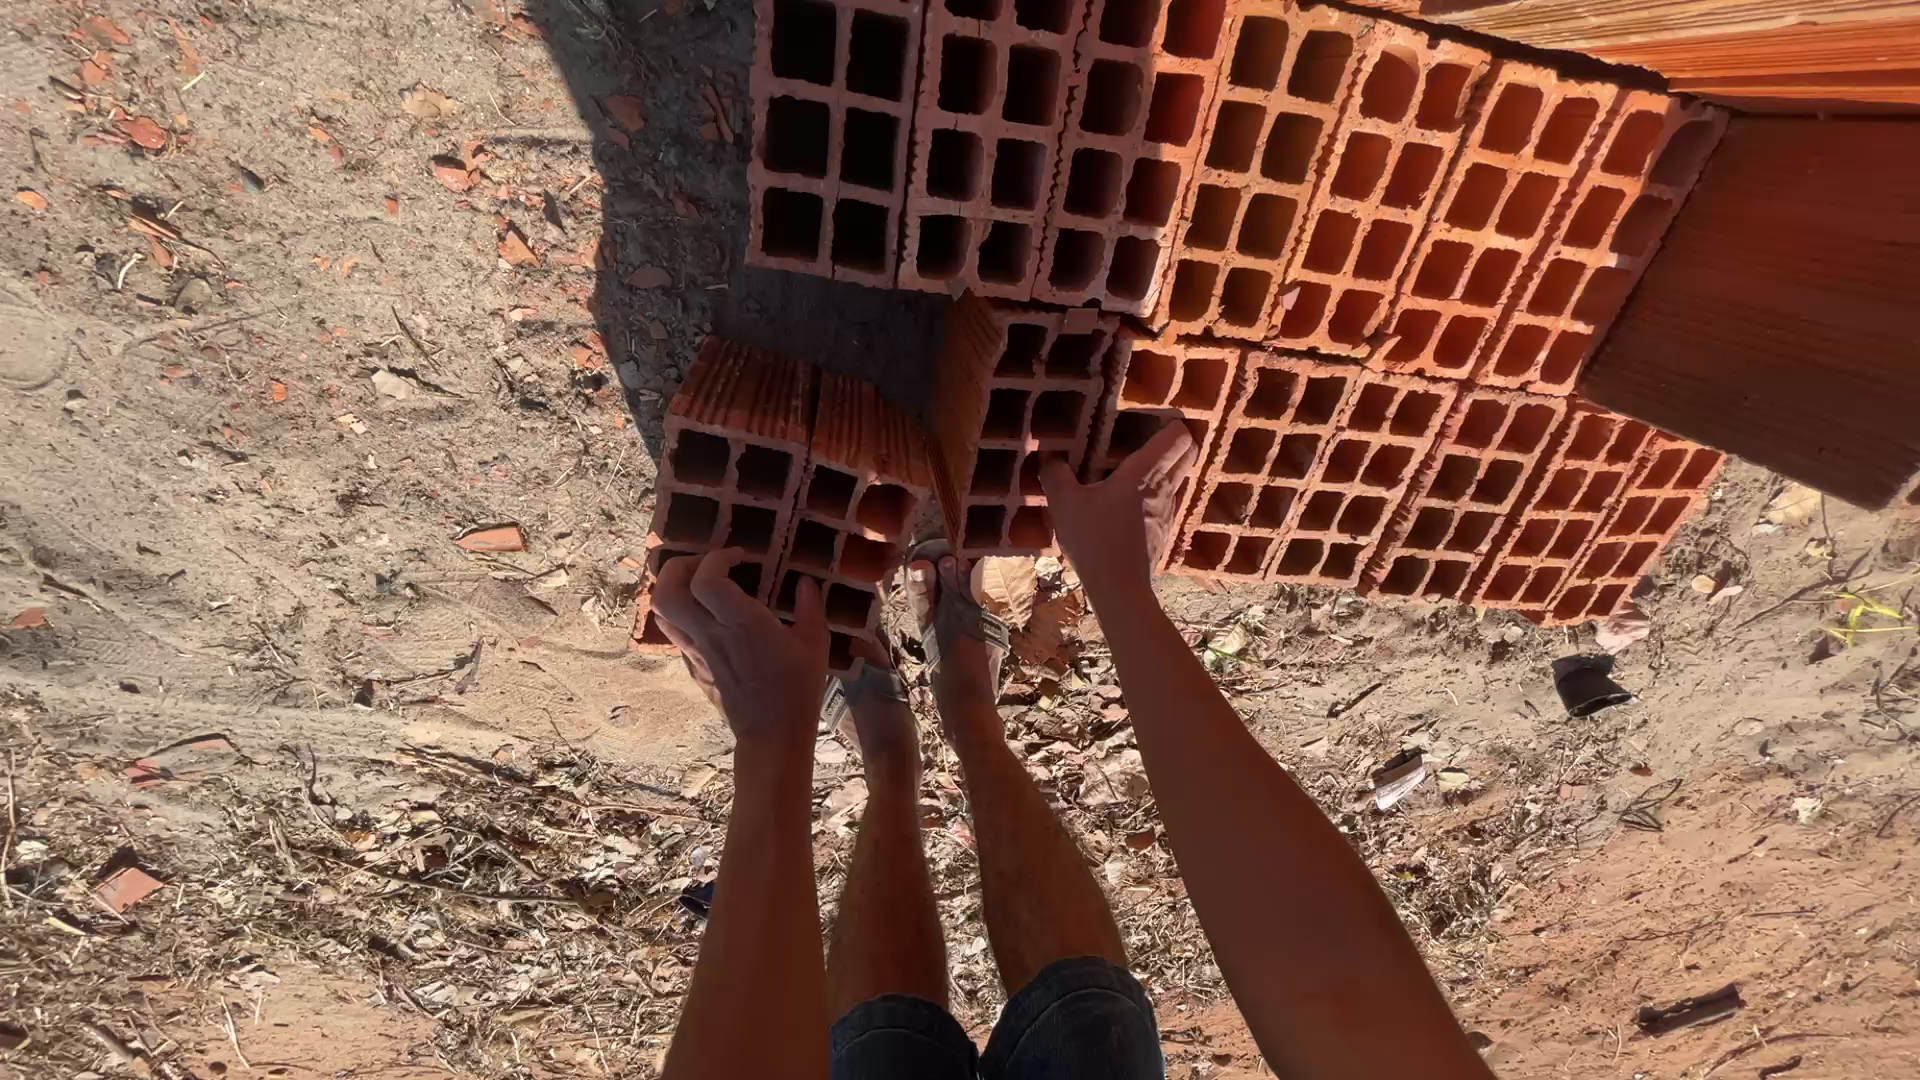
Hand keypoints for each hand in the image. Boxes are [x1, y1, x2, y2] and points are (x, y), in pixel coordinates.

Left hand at [651, 548, 827, 750]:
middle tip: (709, 562)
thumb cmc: (797, 688)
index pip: (706, 579)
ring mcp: (695, 652)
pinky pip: (675, 631)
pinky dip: (683, 611)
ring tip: (701, 582)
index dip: (717, 558)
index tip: (740, 557)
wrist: (772, 734)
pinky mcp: (692, 666)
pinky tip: (709, 614)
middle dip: (682, 565)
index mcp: (742, 623)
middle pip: (668, 589)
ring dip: (675, 586)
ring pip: (662, 610)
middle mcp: (710, 634)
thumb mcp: (816, 643)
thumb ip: (810, 606)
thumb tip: (805, 582)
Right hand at [1040, 421, 1196, 595]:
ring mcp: (1169, 511)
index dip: (1172, 424)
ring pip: (1181, 478)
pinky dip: (1160, 493)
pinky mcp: (1165, 531)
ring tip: (1141, 469)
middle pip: (1188, 454)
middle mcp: (1165, 488)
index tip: (1156, 419)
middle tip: (1153, 438)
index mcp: (1144, 474)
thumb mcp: (1064, 504)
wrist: (1120, 589)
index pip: (1177, 437)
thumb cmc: (1094, 541)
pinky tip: (1136, 503)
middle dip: (1177, 442)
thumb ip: (1055, 475)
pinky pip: (1170, 501)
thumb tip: (1049, 456)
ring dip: (1169, 468)